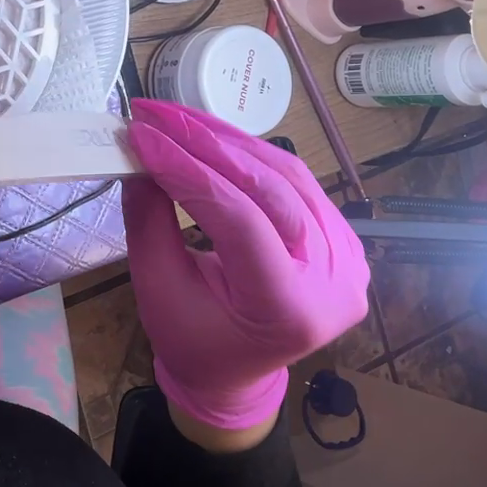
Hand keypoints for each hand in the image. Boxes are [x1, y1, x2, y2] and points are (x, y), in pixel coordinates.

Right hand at [122, 100, 370, 430]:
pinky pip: (294, 182)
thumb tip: (139, 157)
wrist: (232, 373)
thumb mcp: (156, 286)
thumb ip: (149, 220)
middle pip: (269, 189)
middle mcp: (333, 281)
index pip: (237, 219)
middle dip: (205, 142)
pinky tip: (208, 135)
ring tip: (175, 116)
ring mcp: (348, 258)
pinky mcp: (342, 239)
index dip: (185, 170)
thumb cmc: (189, 338)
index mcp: (287, 308)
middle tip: (154, 113)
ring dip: (226, 138)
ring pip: (286, 175)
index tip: (139, 135)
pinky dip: (247, 153)